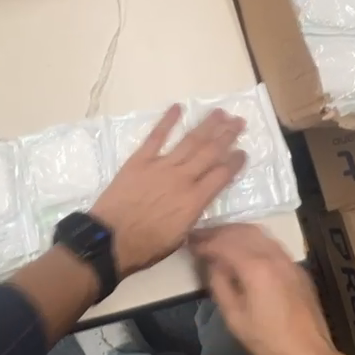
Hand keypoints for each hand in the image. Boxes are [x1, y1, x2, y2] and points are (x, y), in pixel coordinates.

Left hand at [89, 105, 244, 275]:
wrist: (110, 240)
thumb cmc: (145, 247)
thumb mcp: (179, 238)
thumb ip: (193, 215)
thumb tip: (200, 201)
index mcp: (194, 201)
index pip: (221, 175)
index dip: (235, 162)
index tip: (244, 152)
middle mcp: (182, 178)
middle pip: (210, 152)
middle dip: (227, 135)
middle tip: (239, 121)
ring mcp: (161, 166)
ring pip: (190, 140)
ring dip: (206, 125)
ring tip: (220, 112)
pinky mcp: (140, 159)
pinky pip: (156, 136)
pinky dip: (167, 120)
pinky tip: (177, 107)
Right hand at [190, 223, 337, 354]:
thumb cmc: (268, 342)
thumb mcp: (234, 317)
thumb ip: (219, 283)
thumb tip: (211, 262)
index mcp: (255, 266)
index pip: (223, 243)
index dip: (203, 241)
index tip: (189, 242)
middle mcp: (272, 254)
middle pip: (240, 231)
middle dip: (218, 232)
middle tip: (200, 236)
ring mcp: (288, 259)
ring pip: (258, 233)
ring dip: (235, 232)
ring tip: (219, 239)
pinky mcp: (297, 267)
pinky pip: (271, 243)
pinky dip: (252, 239)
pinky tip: (244, 250)